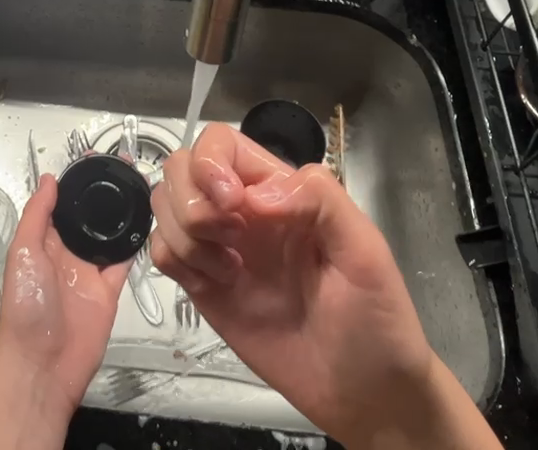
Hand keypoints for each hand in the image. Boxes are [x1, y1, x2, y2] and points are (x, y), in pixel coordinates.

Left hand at [0, 174, 127, 449]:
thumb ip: (37, 215)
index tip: (93, 160)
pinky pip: (124, 262)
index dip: (76, 182)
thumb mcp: (23, 253)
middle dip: (102, 193)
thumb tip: (49, 179)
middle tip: (123, 167)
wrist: (43, 365)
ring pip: (109, 235)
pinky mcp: (109, 291)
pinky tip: (147, 223)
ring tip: (138, 185)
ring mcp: (88, 271)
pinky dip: (135, 245)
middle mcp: (67, 252)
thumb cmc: (25, 308)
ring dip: (121, 213)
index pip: (61, 204)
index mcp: (43, 241)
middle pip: (88, 216)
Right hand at [150, 124, 498, 449]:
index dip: (210, 162)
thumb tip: (256, 197)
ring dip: (184, 233)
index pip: (220, 143)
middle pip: (181, 167)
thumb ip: (321, 201)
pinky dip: (174, 261)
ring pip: (165, 205)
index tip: (232, 205)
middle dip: (190, 199)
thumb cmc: (376, 318)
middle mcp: (241, 209)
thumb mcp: (365, 250)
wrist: (364, 393)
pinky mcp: (202, 286)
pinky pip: (161, 252)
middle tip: (228, 239)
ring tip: (227, 269)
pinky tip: (214, 285)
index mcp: (278, 190)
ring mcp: (218, 247)